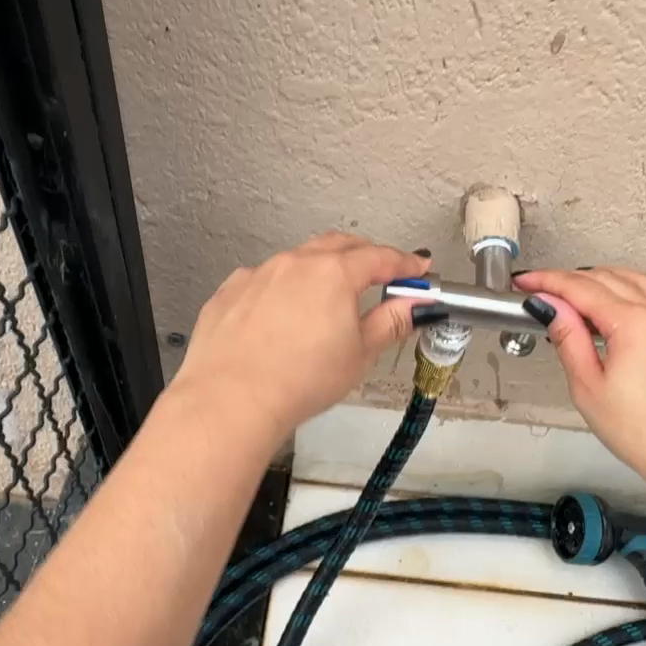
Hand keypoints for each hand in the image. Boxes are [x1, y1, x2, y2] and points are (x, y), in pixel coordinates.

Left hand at [166, 233, 429, 445]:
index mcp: (333, 273)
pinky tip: (282, 316)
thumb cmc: (296, 381)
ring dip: (319, 271)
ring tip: (329, 298)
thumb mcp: (360, 354)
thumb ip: (391, 322)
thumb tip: (414, 305)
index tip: (416, 269)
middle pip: (338, 246)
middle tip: (380, 274)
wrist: (231, 399)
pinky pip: (262, 281)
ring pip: (297, 260)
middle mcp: (294, 264)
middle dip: (364, 256)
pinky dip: (280, 290)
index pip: (379, 258)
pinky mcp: (229, 293)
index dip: (404, 263)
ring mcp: (257, 275)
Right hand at [513, 267, 645, 500]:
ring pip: (632, 280)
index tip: (526, 283)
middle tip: (540, 290)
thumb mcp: (588, 387)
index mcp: (633, 324)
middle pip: (606, 278)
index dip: (547, 281)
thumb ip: (568, 339)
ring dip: (598, 279)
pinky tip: (610, 309)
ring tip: (571, 295)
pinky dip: (624, 290)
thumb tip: (551, 309)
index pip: (580, 288)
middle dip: (568, 279)